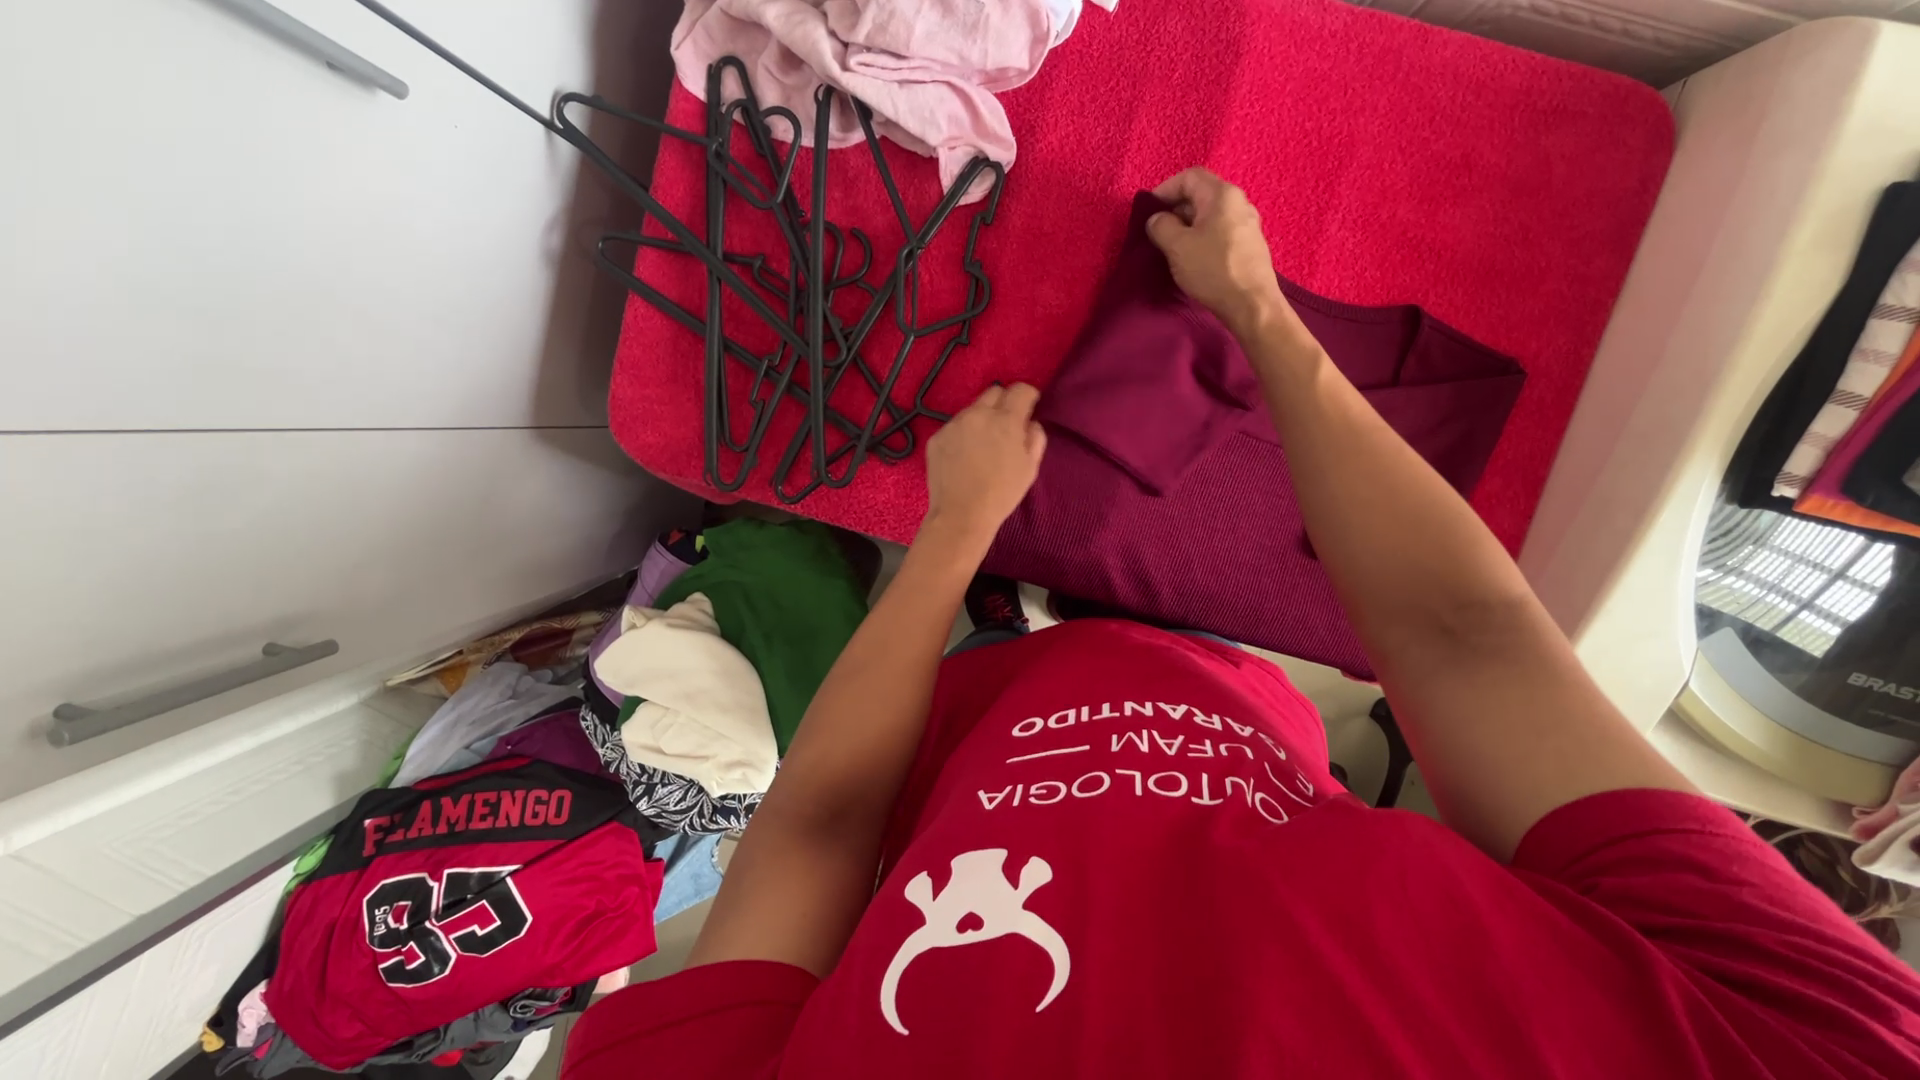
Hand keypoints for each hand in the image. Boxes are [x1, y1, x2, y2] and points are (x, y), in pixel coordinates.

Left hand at [923, 383, 1046, 545]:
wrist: (961, 514)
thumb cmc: (1002, 493)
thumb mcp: (1030, 467)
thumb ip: (1035, 436)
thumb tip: (1030, 422)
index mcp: (1005, 420)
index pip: (1020, 389)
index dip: (1028, 396)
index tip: (1029, 406)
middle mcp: (977, 414)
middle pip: (994, 391)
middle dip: (1004, 402)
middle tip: (1006, 425)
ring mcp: (953, 424)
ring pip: (972, 410)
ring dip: (981, 419)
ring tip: (982, 446)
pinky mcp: (937, 437)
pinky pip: (954, 427)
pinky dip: (962, 435)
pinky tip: (963, 457)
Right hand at [1145, 168, 1288, 335]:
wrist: (1251, 304)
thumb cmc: (1213, 270)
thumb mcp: (1177, 247)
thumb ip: (1161, 226)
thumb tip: (1157, 219)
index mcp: (1222, 194)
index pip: (1189, 176)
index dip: (1165, 189)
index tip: (1149, 210)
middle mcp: (1238, 202)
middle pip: (1201, 194)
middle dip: (1175, 208)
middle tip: (1157, 230)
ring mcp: (1247, 223)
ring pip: (1210, 214)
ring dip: (1188, 225)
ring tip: (1172, 246)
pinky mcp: (1249, 244)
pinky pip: (1220, 230)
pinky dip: (1202, 237)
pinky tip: (1193, 257)